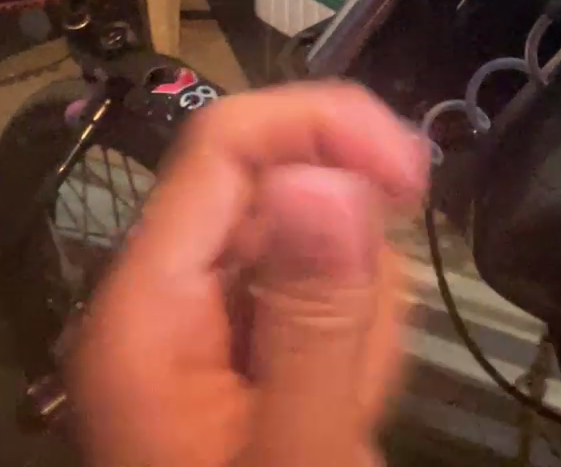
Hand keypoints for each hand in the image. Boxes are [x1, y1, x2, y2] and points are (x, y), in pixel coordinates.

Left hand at [68, 82, 428, 466]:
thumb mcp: (298, 462)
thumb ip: (310, 323)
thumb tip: (321, 177)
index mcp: (149, 305)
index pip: (226, 143)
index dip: (323, 127)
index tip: (411, 177)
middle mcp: (167, 289)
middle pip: (275, 178)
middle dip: (349, 246)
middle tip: (368, 349)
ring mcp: (207, 310)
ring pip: (313, 227)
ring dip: (358, 296)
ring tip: (350, 395)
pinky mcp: (245, 330)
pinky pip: (320, 275)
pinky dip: (355, 319)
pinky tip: (345, 390)